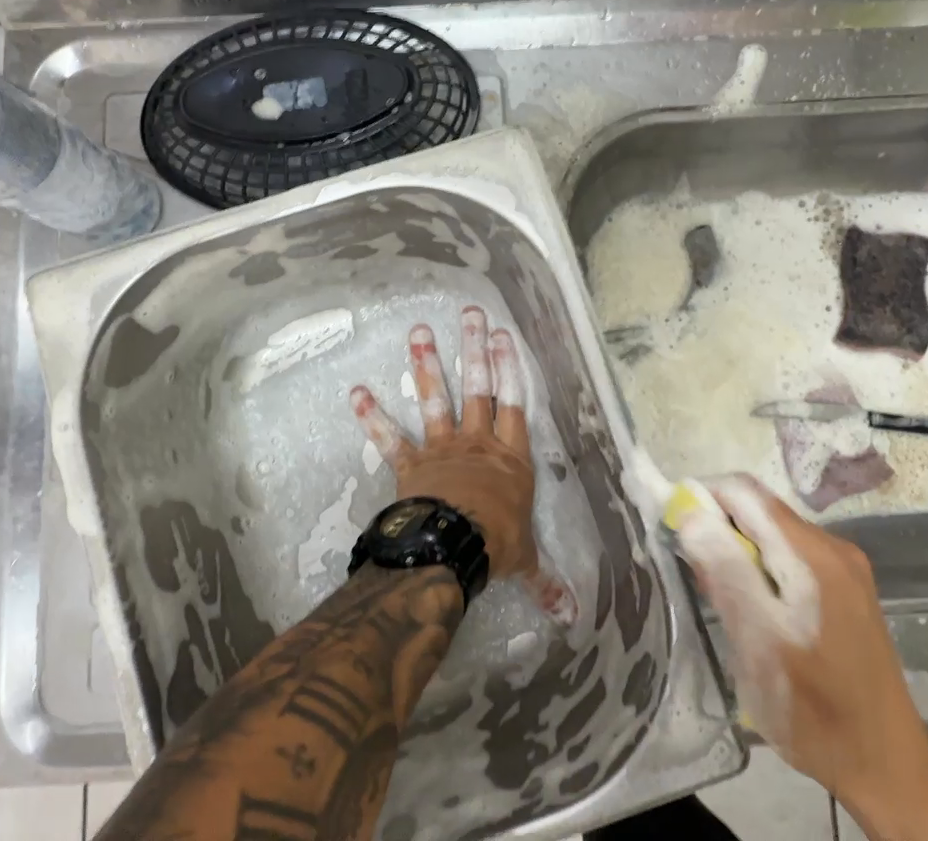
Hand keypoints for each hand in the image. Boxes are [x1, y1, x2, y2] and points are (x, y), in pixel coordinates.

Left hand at [349, 307, 576, 623]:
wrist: (450, 548)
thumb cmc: (495, 546)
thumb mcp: (526, 561)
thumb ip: (545, 579)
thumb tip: (572, 614)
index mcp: (510, 459)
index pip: (514, 404)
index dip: (510, 369)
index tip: (504, 334)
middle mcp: (477, 443)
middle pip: (478, 387)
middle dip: (474, 349)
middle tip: (470, 314)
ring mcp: (441, 448)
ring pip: (436, 399)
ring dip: (425, 365)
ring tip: (418, 331)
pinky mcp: (410, 463)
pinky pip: (389, 438)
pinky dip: (372, 416)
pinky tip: (355, 392)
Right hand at [669, 474, 927, 840]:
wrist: (883, 763)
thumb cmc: (813, 708)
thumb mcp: (759, 641)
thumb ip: (726, 572)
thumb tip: (691, 512)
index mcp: (812, 553)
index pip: (743, 490)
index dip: (700, 500)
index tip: (673, 536)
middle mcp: (832, 547)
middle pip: (758, 511)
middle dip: (717, 533)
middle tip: (699, 584)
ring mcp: (843, 570)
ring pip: (771, 536)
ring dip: (737, 556)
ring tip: (723, 606)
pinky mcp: (845, 592)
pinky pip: (789, 560)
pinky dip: (760, 573)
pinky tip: (753, 616)